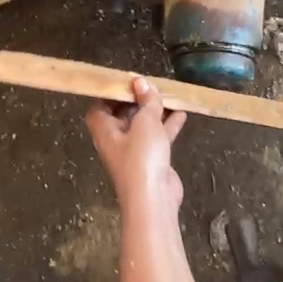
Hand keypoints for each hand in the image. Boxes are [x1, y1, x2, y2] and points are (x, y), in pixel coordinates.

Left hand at [87, 77, 187, 210]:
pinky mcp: (152, 162)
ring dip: (155, 112)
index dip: (111, 94)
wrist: (154, 200)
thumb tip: (140, 82)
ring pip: (143, 126)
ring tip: (168, 95)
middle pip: (123, 116)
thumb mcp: (145, 122)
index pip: (100, 108)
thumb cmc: (142, 157)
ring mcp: (134, 153)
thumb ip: (146, 101)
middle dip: (137, 101)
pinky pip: (158, 138)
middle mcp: (116, 141)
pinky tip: (182, 113)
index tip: (127, 82)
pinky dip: (168, 126)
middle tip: (151, 86)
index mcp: (105, 131)